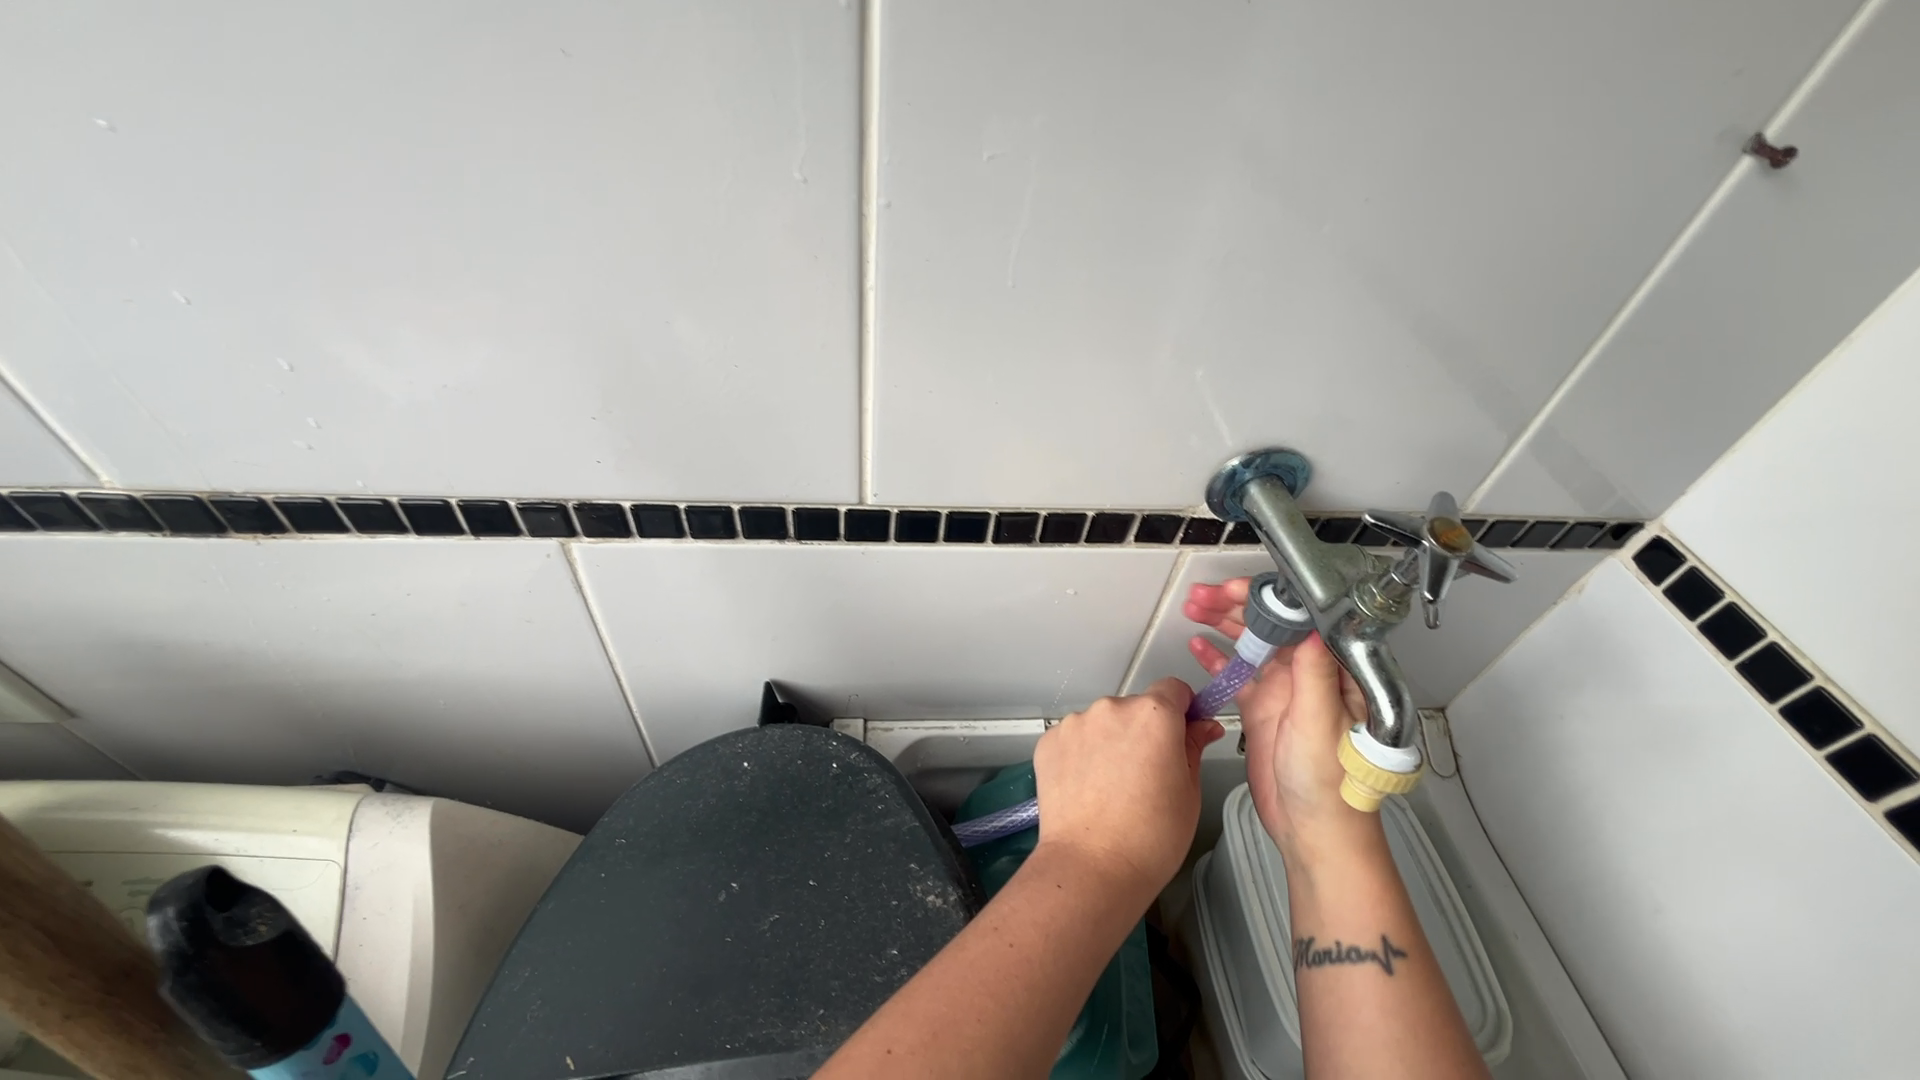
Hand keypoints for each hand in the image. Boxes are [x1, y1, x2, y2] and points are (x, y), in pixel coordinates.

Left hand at [1032, 679, 1224, 901]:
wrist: (1091, 867)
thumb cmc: (1149, 837)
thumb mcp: (1188, 792)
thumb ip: (1193, 747)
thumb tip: (1201, 726)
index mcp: (1154, 715)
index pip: (1173, 689)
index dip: (1181, 709)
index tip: (1182, 731)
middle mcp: (1111, 708)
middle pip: (1135, 707)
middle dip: (1143, 731)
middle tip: (1147, 773)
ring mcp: (1075, 723)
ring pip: (1102, 723)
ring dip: (1110, 741)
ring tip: (1112, 787)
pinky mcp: (1049, 741)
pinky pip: (1074, 738)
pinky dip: (1082, 754)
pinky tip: (1087, 788)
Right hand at [1184, 579, 1372, 855]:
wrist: (1313, 830)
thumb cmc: (1334, 786)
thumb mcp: (1322, 724)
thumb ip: (1314, 675)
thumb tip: (1310, 625)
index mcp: (1333, 672)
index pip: (1301, 620)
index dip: (1268, 598)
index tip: (1237, 589)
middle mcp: (1308, 675)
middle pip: (1270, 625)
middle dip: (1236, 605)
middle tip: (1204, 595)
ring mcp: (1283, 691)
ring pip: (1250, 644)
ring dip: (1223, 624)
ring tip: (1195, 607)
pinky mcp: (1261, 709)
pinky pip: (1235, 675)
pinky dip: (1216, 658)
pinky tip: (1198, 644)